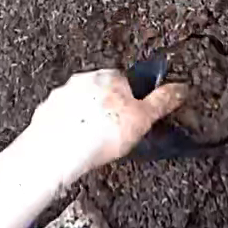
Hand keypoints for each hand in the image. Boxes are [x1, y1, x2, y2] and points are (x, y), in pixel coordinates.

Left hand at [29, 69, 189, 175]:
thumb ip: (162, 101)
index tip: (132, 117)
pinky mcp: (46, 112)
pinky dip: (68, 128)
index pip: (125, 80)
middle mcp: (83, 80)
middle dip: (108, 108)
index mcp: (108, 76)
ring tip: (93, 143)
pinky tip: (74, 146)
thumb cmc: (100, 134)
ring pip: (80, 105)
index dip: (131, 101)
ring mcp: (62, 95)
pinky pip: (61, 117)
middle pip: (102, 91)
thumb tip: (181, 88)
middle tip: (114, 133)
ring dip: (87, 118)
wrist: (56, 151)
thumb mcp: (142, 119)